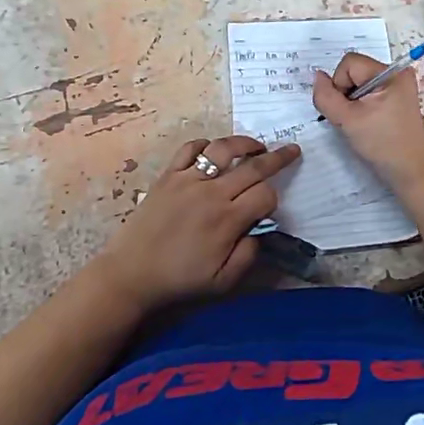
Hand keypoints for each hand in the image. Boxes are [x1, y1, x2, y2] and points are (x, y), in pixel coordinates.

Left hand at [93, 135, 300, 311]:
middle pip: (253, 167)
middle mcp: (211, 193)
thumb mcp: (223, 282)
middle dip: (277, 157)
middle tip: (292, 150)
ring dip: (245, 143)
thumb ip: (248, 255)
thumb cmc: (180, 280)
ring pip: (223, 149)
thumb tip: (259, 229)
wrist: (131, 274)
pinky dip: (206, 145)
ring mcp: (187, 179)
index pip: (265, 195)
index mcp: (227, 220)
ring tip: (257, 146)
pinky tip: (214, 150)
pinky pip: (190, 148)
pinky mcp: (168, 175)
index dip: (273, 199)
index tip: (268, 209)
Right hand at [312, 52, 423, 191]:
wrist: (410, 170)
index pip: (349, 63)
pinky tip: (368, 120)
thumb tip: (317, 77)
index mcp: (391, 72)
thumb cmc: (382, 144)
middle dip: (346, 92)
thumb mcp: (346, 120)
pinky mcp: (399, 96)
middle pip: (355, 70)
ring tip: (361, 120)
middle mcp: (398, 72)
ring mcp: (400, 84)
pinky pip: (370, 90)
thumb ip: (325, 96)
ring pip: (360, 81)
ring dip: (353, 99)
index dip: (339, 84)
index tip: (346, 109)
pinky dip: (363, 103)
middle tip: (352, 117)